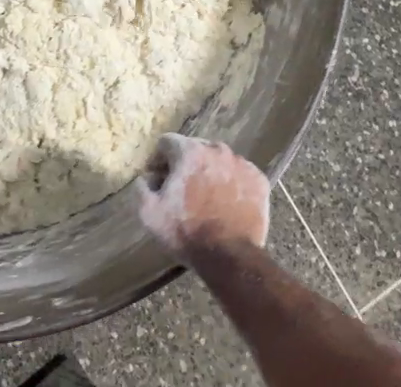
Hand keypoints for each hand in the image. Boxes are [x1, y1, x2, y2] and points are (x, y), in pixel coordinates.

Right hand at [136, 134, 269, 262]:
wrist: (230, 257)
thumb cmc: (186, 232)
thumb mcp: (148, 212)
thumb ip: (141, 186)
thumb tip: (148, 177)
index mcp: (189, 151)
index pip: (167, 142)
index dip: (158, 160)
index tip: (159, 180)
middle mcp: (217, 149)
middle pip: (194, 148)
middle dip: (185, 165)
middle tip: (182, 190)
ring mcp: (241, 164)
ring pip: (218, 160)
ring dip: (209, 172)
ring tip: (206, 197)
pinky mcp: (259, 181)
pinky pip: (238, 174)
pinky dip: (230, 183)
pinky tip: (226, 203)